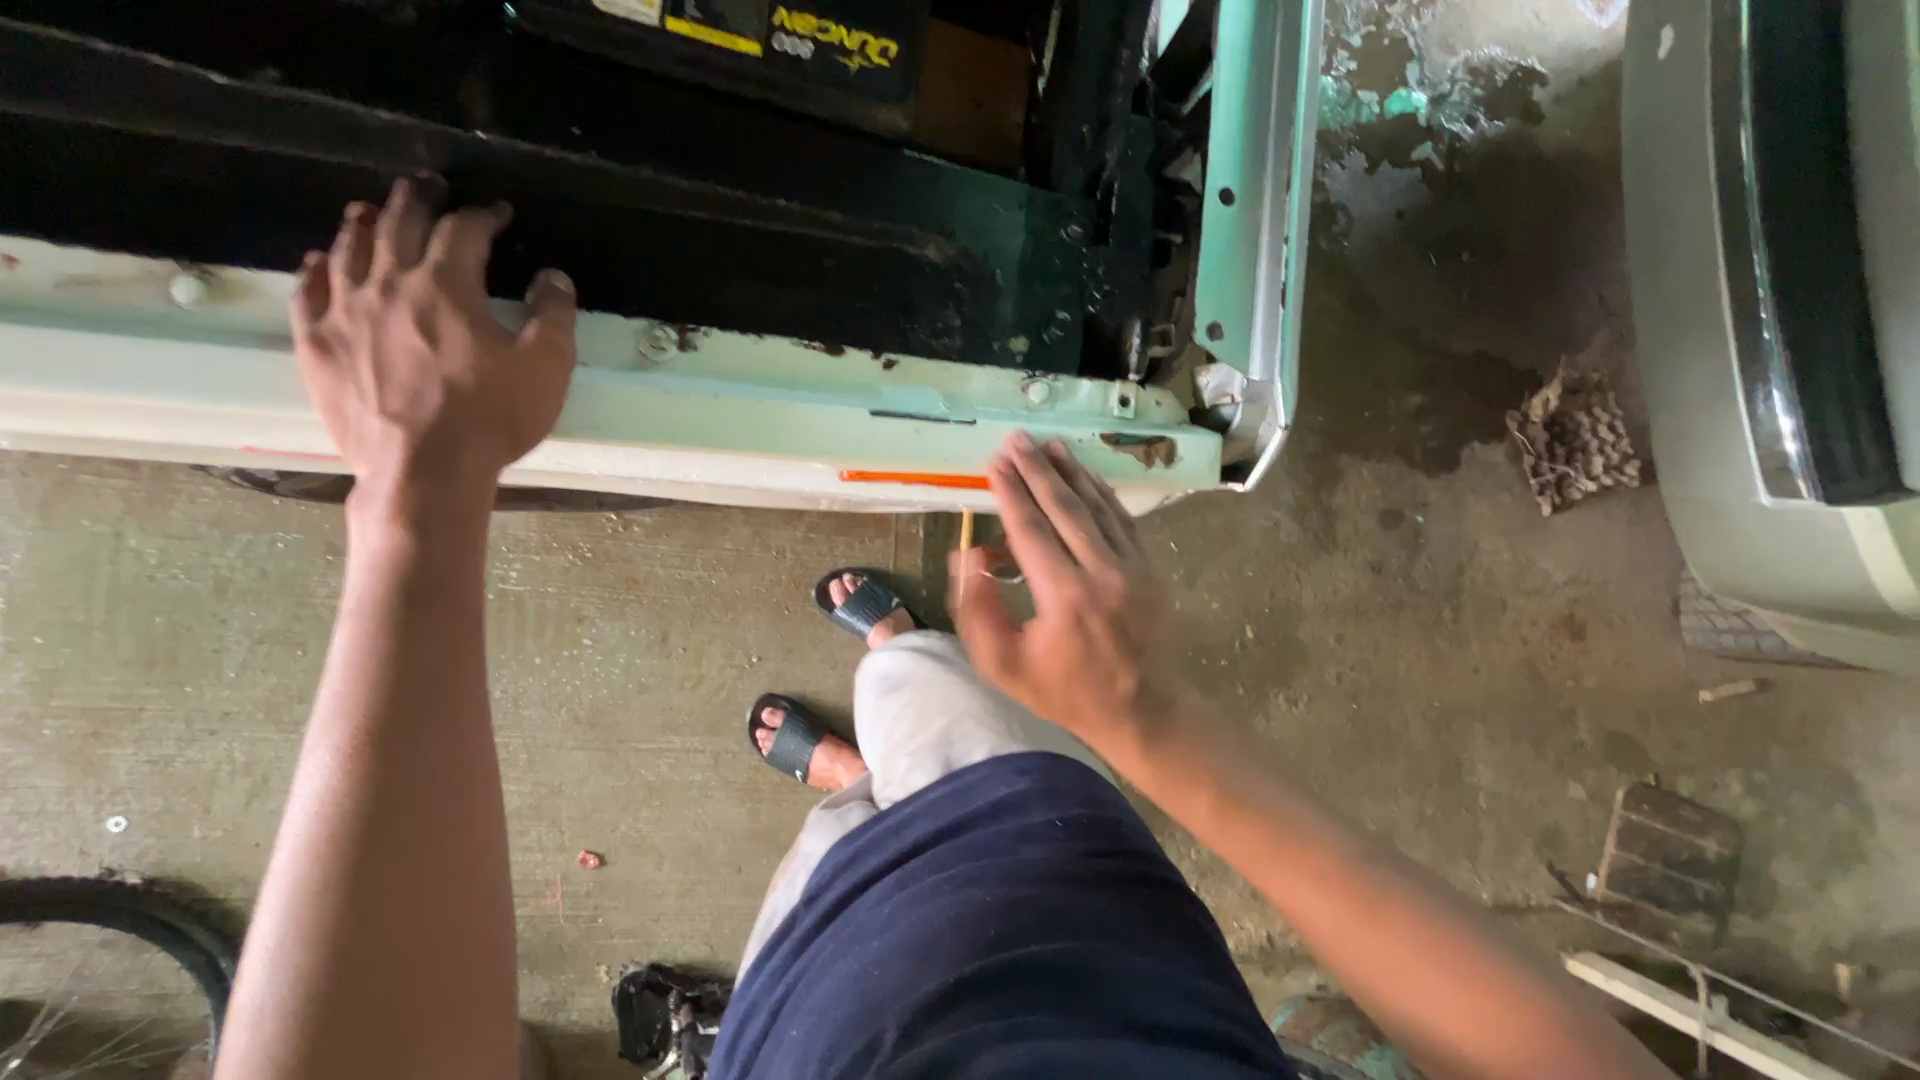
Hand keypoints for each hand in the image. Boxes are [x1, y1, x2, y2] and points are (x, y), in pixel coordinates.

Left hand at [290, 177, 577, 514]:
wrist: (424, 472)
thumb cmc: (492, 418)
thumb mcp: (546, 368)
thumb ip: (553, 316)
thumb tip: (552, 277)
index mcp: (446, 286)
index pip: (464, 231)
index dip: (484, 215)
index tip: (499, 212)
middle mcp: (388, 285)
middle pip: (398, 225)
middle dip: (416, 199)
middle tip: (426, 184)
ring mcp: (344, 313)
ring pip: (348, 250)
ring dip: (363, 223)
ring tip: (370, 210)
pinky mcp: (316, 346)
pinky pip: (308, 292)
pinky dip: (316, 269)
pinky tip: (321, 261)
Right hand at [953, 432, 1194, 754]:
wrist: (1143, 710)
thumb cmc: (1066, 693)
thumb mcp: (1006, 668)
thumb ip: (979, 613)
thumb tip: (971, 557)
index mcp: (1064, 596)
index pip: (1031, 530)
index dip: (1011, 494)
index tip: (995, 464)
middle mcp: (1102, 572)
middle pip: (1064, 508)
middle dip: (1037, 471)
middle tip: (1016, 440)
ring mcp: (1132, 567)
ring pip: (1097, 507)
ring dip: (1072, 473)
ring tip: (1050, 445)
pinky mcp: (1149, 568)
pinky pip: (1122, 520)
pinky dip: (1102, 493)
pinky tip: (1086, 475)